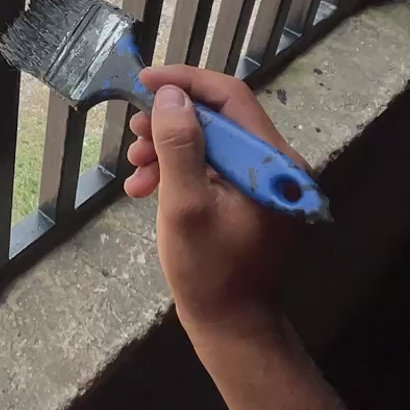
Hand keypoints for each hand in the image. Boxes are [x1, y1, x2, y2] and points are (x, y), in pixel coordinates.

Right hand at [122, 66, 303, 344]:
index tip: (144, 81)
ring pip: (209, 139)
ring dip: (167, 147)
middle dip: (169, 122)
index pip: (231, 96)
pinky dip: (176, 169)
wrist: (232, 328)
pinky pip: (210, 164)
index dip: (185, 81)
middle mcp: (276, 164)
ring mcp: (263, 180)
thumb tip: (171, 95)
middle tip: (134, 136)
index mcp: (273, 163)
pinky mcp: (248, 194)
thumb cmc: (209, 272)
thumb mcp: (185, 206)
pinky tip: (146, 186)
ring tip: (135, 169)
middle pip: (217, 117)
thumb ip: (179, 146)